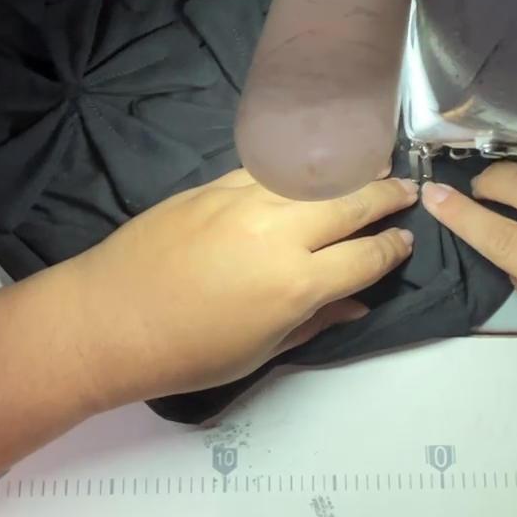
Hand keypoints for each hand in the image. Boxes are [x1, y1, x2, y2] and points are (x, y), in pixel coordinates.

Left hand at [50, 169, 418, 406]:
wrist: (109, 319)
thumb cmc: (186, 353)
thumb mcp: (261, 350)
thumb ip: (316, 320)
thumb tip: (358, 303)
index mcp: (297, 284)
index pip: (367, 258)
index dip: (393, 249)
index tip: (406, 242)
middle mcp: (280, 232)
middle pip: (351, 203)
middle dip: (386, 196)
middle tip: (406, 189)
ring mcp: (245, 200)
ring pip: (314, 176)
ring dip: (350, 169)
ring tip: (372, 164)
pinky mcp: (214, 185)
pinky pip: (269, 168)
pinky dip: (298, 165)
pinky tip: (309, 164)